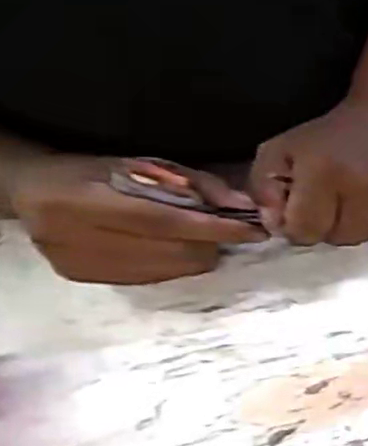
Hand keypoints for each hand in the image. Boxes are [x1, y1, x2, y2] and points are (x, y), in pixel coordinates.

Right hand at [9, 154, 266, 283]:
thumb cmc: (99, 175)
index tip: (258, 231)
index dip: (218, 229)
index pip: (166, 222)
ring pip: (172, 269)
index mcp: (80, 202)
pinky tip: (168, 248)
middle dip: (211, 242)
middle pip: (175, 251)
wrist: (32, 191)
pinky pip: (155, 278)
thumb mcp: (150, 167)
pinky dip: (176, 264)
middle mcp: (71, 236)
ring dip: (196, 254)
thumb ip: (203, 186)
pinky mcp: (82, 276)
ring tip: (190, 237)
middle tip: (219, 231)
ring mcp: (76, 260)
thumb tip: (247, 208)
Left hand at [248, 98, 367, 245]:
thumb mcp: (282, 149)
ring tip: (359, 199)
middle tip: (330, 210)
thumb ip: (265, 187)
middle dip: (330, 228)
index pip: (306, 229)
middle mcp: (366, 189)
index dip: (298, 229)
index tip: (300, 219)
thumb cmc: (335, 133)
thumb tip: (274, 224)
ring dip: (360, 221)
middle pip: (342, 238)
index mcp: (324, 175)